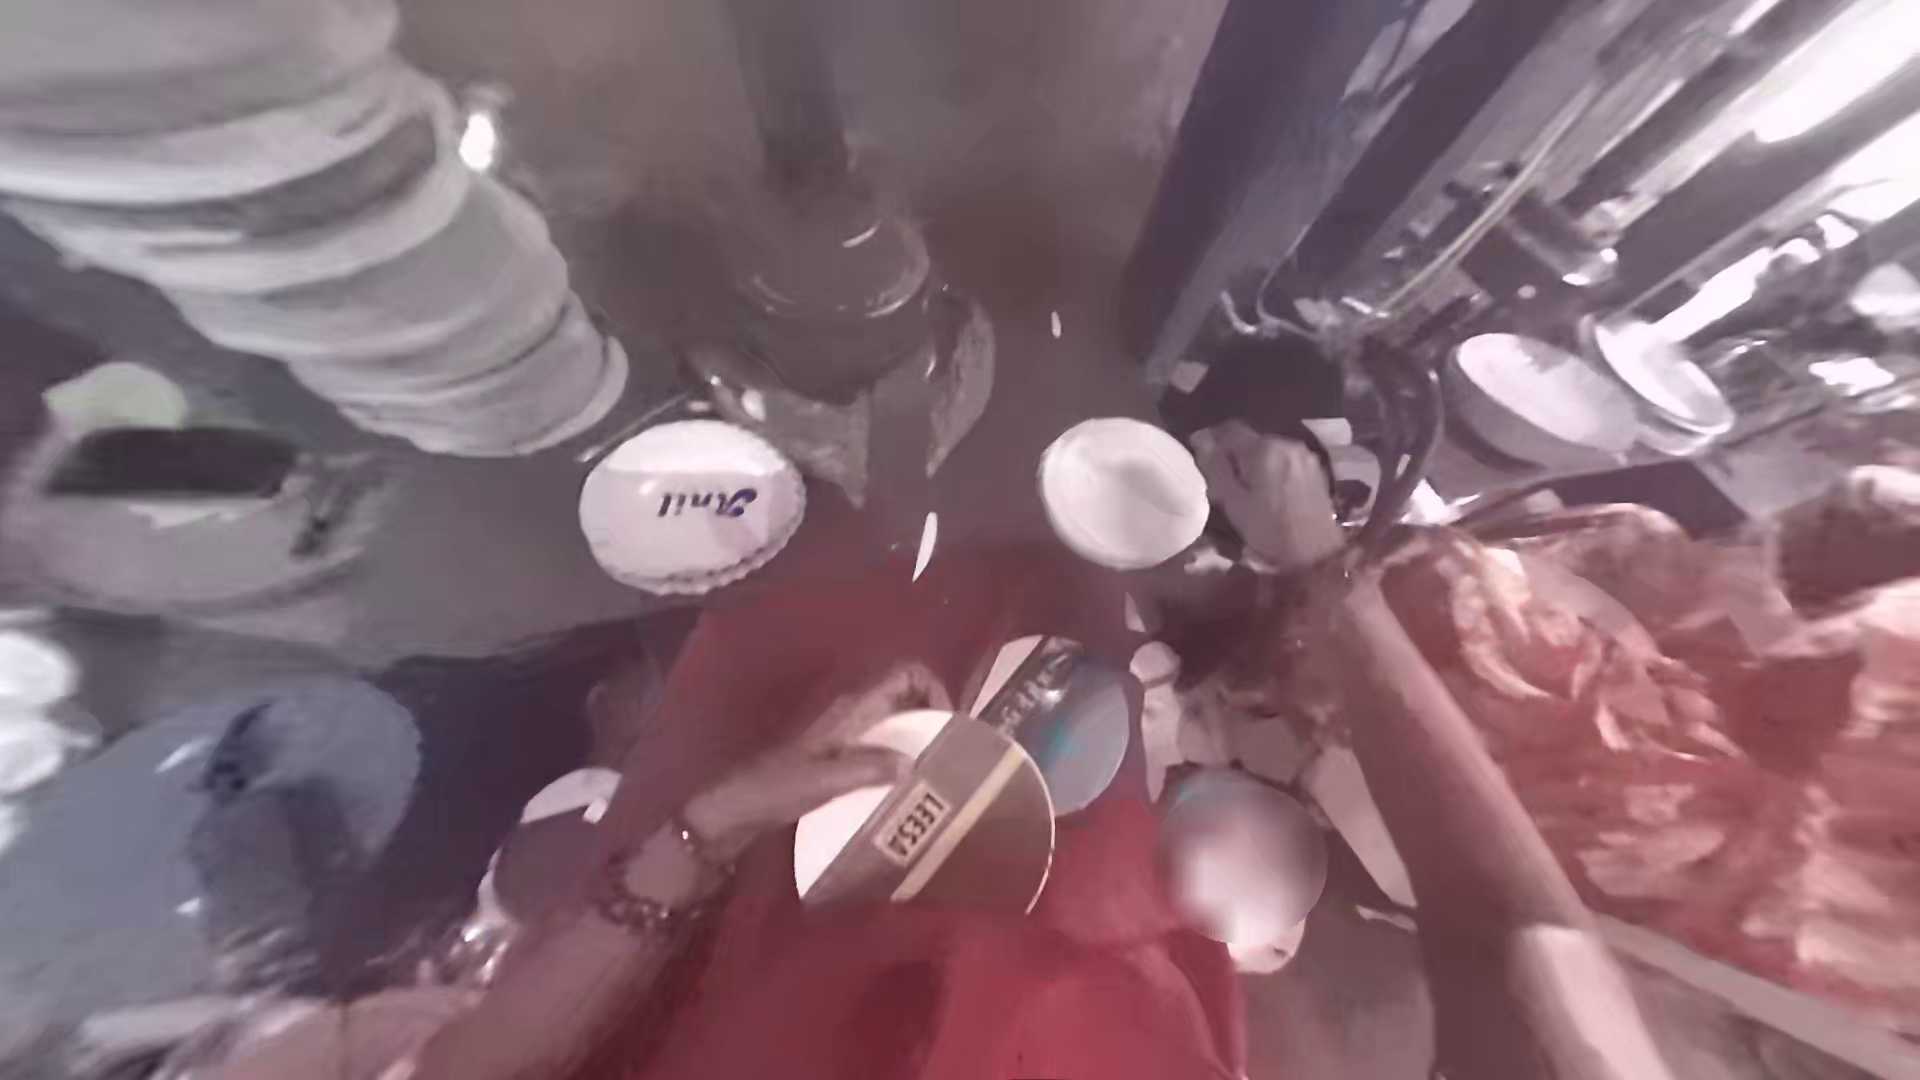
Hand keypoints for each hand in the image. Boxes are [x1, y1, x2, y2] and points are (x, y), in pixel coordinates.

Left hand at [683, 663, 950, 859]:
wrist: (739, 808)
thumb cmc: (778, 787)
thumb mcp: (825, 780)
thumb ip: (869, 767)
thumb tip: (915, 763)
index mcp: (853, 706)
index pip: (905, 674)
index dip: (934, 688)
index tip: (948, 723)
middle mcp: (854, 709)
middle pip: (906, 694)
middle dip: (933, 713)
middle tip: (950, 749)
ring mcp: (848, 729)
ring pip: (896, 716)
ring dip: (919, 733)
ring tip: (936, 767)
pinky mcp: (841, 750)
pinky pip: (883, 739)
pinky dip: (901, 751)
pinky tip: (906, 782)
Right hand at [1190, 422, 1343, 574]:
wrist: (1314, 554)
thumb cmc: (1268, 530)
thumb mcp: (1232, 502)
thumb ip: (1215, 467)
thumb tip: (1201, 441)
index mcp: (1265, 449)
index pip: (1229, 430)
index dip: (1210, 440)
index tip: (1199, 458)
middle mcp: (1287, 443)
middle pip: (1250, 439)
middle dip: (1231, 454)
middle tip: (1218, 479)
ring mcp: (1304, 455)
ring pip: (1266, 449)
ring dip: (1250, 462)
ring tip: (1241, 487)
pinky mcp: (1314, 468)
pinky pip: (1282, 459)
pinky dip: (1268, 468)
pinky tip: (1264, 491)